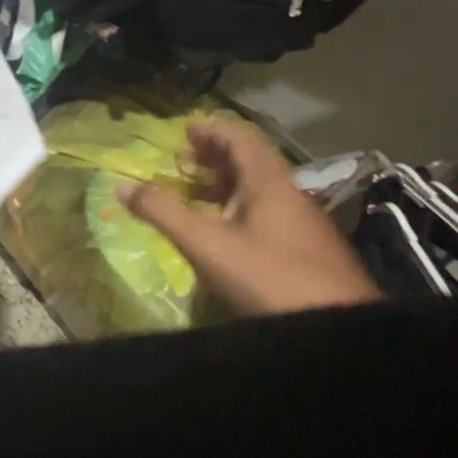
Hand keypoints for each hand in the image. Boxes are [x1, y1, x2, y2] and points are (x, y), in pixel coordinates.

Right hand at [121, 118, 380, 315]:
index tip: (183, 129)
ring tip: (191, 193)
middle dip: (212, 157)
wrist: (336, 328)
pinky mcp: (304, 250)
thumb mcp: (205, 244)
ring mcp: (300, 224)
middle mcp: (289, 196)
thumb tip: (122, 185)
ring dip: (222, 184)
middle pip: (250, 163)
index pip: (240, 139)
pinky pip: (264, 213)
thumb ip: (163, 212)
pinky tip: (220, 230)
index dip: (211, 130)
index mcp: (269, 184)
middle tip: (179, 160)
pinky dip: (235, 208)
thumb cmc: (269, 277)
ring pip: (257, 190)